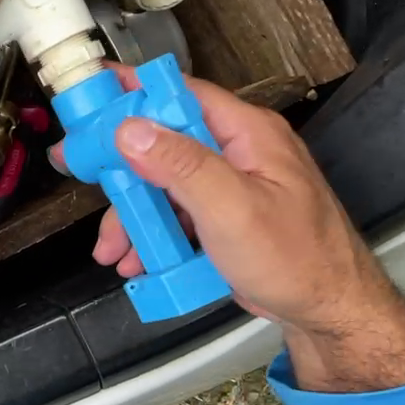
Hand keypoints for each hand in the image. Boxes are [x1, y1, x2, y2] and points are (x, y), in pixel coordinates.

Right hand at [84, 69, 404, 391]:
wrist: (327, 313)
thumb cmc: (293, 258)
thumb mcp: (230, 208)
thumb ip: (181, 165)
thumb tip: (129, 129)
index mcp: (245, 134)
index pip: (181, 94)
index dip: (132, 91)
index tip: (89, 96)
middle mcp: (234, 152)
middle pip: (161, 143)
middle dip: (119, 169)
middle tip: (76, 171)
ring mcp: (227, 186)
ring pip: (161, 185)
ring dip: (130, 216)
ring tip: (111, 251)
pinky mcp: (220, 217)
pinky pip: (173, 215)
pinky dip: (149, 236)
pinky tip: (135, 261)